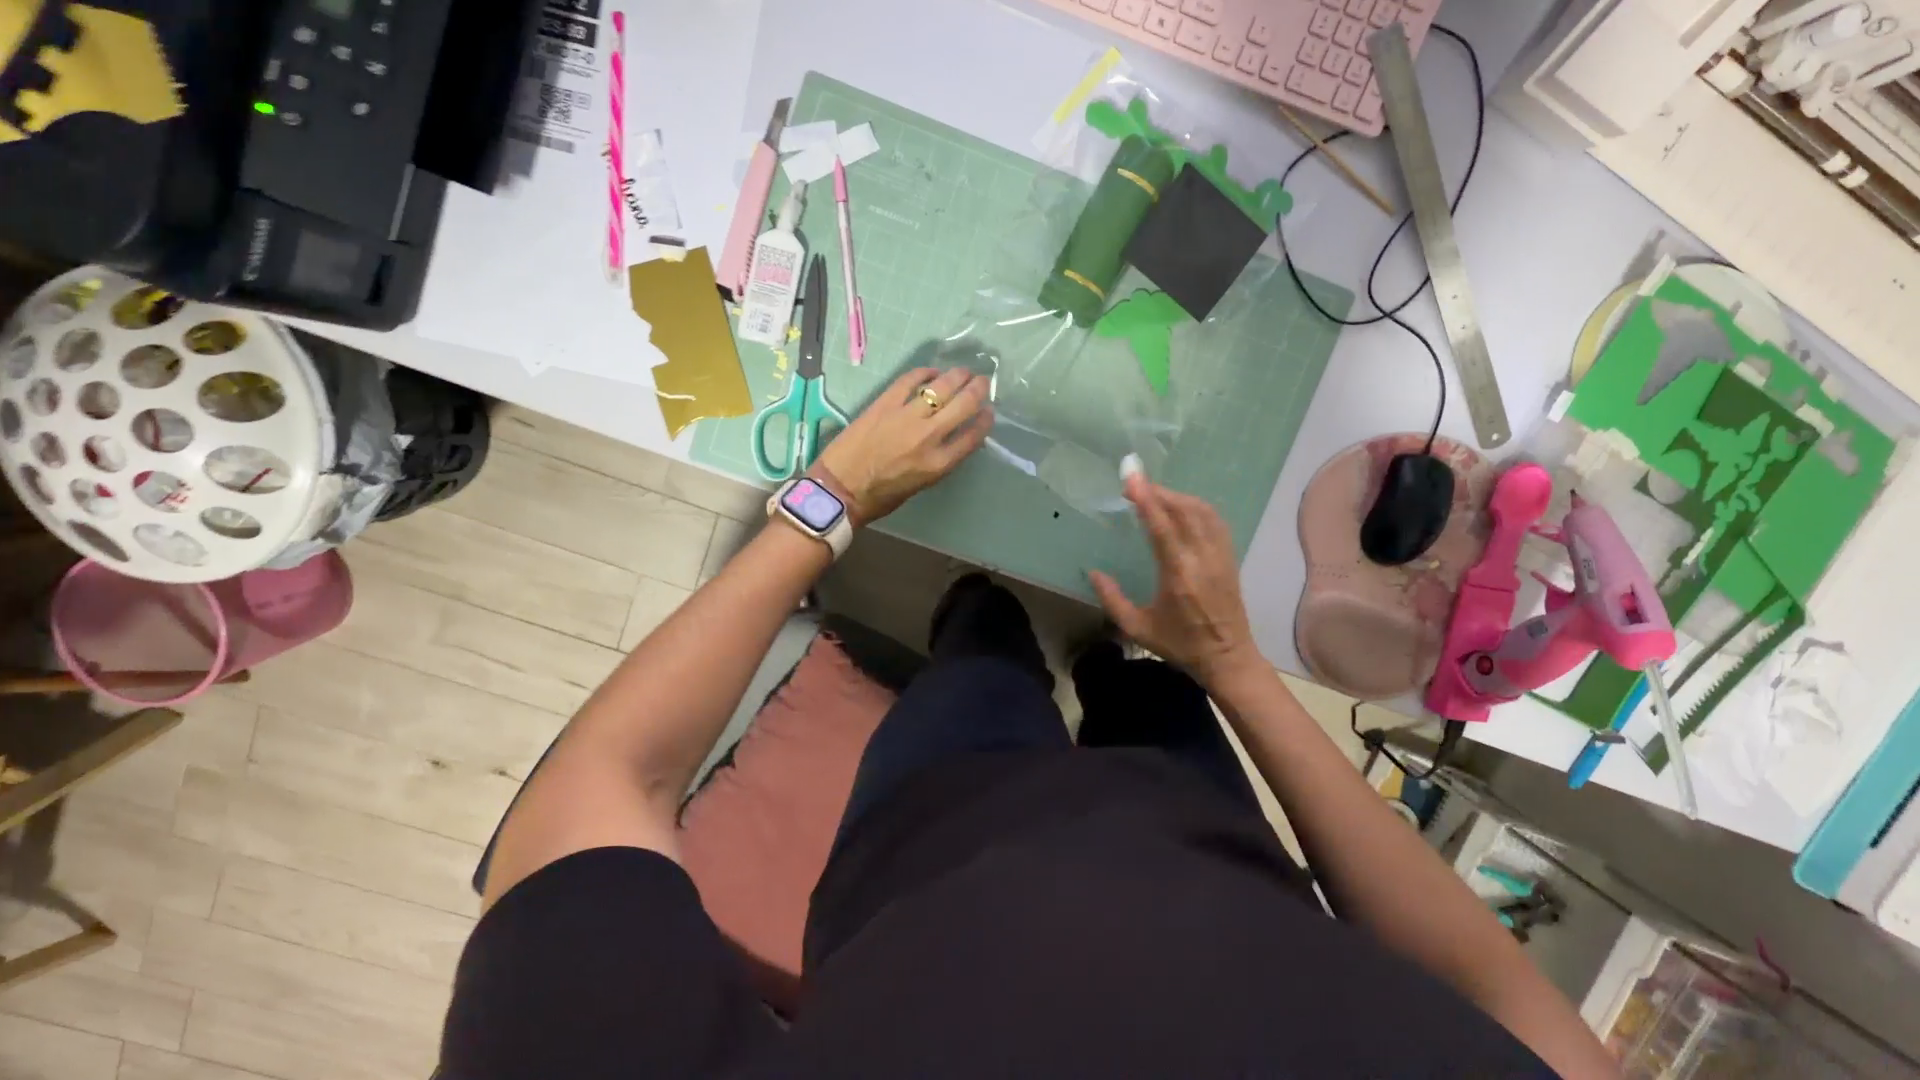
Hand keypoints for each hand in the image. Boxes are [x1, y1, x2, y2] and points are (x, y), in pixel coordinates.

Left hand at [816, 366, 992, 525]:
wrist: (840, 489)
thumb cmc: (880, 496)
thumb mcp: (921, 485)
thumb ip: (939, 460)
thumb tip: (950, 438)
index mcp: (939, 464)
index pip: (973, 435)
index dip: (985, 419)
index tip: (989, 410)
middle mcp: (929, 437)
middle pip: (964, 404)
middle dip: (978, 389)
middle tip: (982, 381)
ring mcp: (906, 416)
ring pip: (941, 387)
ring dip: (957, 375)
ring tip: (963, 372)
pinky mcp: (884, 403)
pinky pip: (910, 380)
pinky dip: (924, 372)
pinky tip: (931, 372)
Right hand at [1089, 473, 1261, 681]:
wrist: (1227, 658)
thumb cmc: (1180, 645)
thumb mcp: (1137, 628)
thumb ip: (1112, 599)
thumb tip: (1093, 572)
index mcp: (1178, 575)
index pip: (1162, 526)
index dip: (1147, 499)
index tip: (1132, 478)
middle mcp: (1202, 559)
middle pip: (1184, 510)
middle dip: (1159, 493)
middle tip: (1136, 485)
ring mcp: (1220, 557)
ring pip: (1203, 512)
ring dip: (1179, 497)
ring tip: (1156, 494)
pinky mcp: (1230, 559)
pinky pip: (1216, 522)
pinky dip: (1198, 508)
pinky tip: (1183, 507)